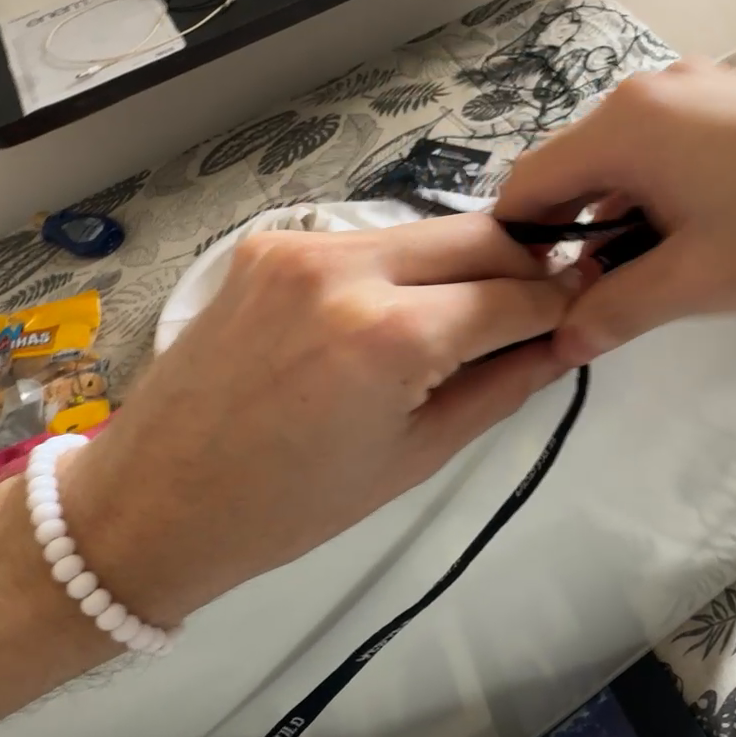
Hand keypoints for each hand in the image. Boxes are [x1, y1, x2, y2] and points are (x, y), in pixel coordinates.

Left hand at [55, 214, 577, 625]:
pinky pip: (375, 240)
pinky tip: (406, 307)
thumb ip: (506, 384)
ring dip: (470, 263)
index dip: (562, 301)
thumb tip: (567, 339)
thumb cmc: (295, 506)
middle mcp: (348, 267)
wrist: (149, 504)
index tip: (587, 306)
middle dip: (526, 265)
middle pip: (480, 234)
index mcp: (389, 336)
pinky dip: (411, 266)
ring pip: (430, 230)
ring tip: (476, 311)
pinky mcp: (273, 242)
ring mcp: (303, 244)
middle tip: (543, 302)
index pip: (515, 295)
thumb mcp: (421, 453)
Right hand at [495, 62, 735, 364]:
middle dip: (579, 237)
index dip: (521, 247)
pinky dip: (665, 195)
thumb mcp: (700, 282)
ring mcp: (704, 89)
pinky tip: (702, 237)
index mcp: (629, 122)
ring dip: (626, 220)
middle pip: (580, 169)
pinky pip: (674, 149)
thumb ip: (615, 309)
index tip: (534, 302)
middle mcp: (655, 90)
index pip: (531, 182)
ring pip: (630, 162)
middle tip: (603, 303)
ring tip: (660, 277)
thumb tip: (558, 344)